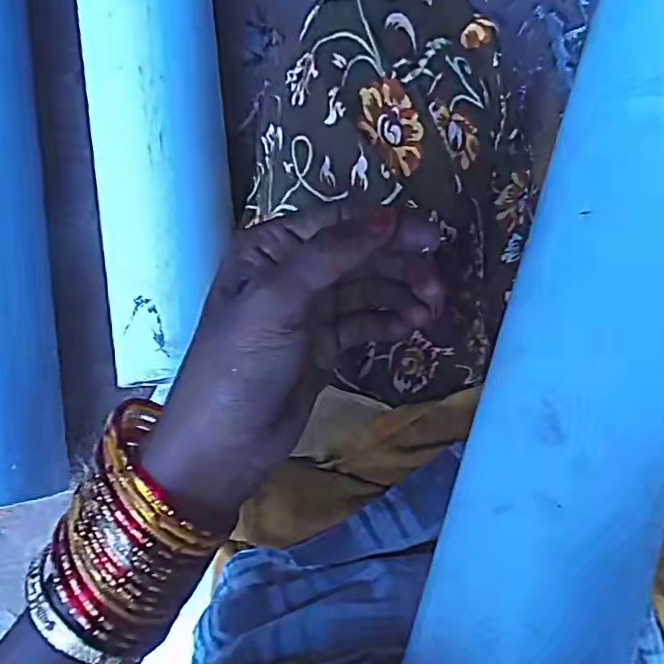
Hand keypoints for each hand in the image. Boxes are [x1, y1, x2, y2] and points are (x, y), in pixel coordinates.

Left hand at [138, 203, 445, 527]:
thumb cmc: (239, 367)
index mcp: (271, 249)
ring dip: (402, 296)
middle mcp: (292, 273)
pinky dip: (389, 322)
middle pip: (360, 256)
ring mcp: (310, 312)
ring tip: (430, 313)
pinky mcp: (324, 346)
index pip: (339, 223)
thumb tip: (387, 218)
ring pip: (368, 290)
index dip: (388, 227)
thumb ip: (329, 256)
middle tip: (439, 288)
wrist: (225, 445)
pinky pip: (365, 323)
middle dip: (402, 267)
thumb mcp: (276, 302)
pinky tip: (410, 329)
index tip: (434, 238)